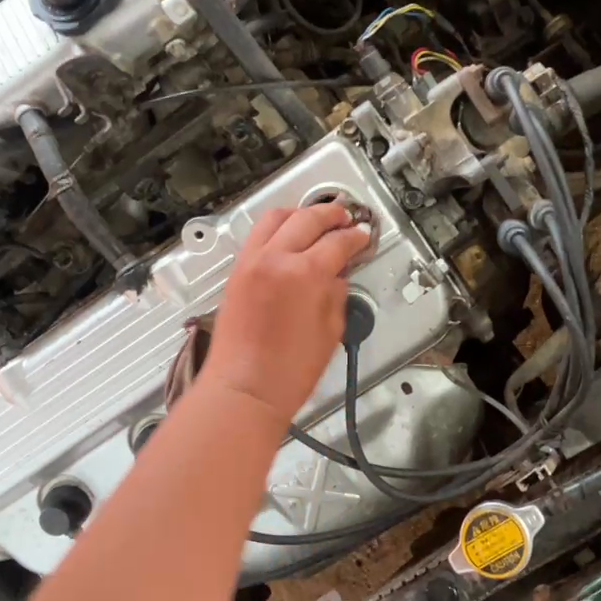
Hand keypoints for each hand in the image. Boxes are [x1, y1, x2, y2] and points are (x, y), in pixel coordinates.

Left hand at [196, 204, 371, 422]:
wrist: (244, 388)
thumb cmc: (288, 371)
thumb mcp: (331, 330)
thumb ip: (336, 293)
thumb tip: (338, 274)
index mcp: (305, 273)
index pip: (338, 241)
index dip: (356, 237)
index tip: (363, 236)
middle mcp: (276, 259)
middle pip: (308, 218)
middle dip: (331, 214)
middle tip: (345, 218)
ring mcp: (252, 262)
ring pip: (276, 217)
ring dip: (300, 213)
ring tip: (316, 218)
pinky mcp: (237, 271)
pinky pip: (258, 234)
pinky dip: (277, 227)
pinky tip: (289, 235)